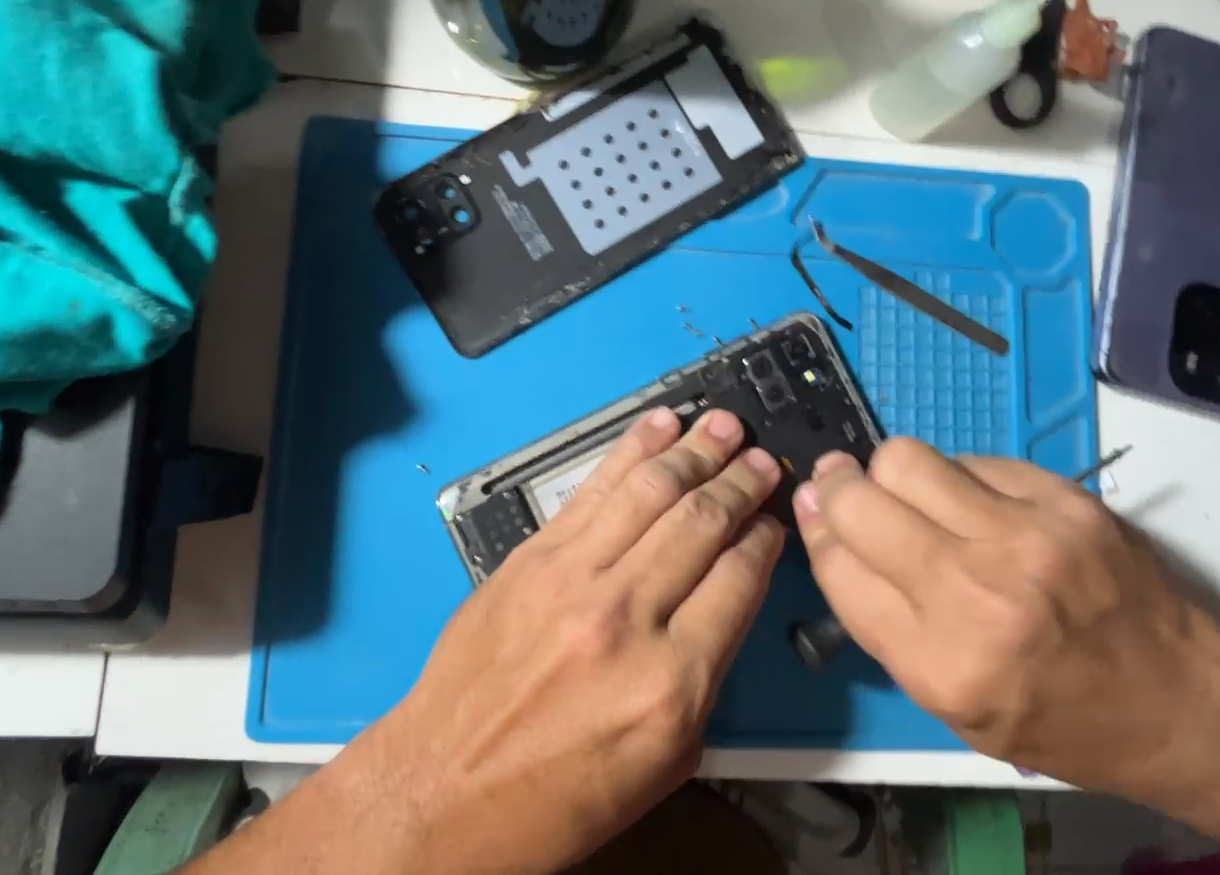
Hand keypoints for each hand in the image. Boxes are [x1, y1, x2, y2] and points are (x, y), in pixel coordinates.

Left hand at [349, 407, 785, 874]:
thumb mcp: (665, 760)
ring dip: (692, 451)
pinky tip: (658, 428)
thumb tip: (725, 596)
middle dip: (740, 483)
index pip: (738, 579)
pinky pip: (592, 491)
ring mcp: (572, 577)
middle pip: (700, 524)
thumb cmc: (560, 795)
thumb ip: (704, 672)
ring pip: (649, 492)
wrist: (446, 788)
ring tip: (721, 423)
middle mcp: (625, 616)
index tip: (773, 519)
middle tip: (762, 459)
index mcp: (671, 681)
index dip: (764, 539)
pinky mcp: (532, 557)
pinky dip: (630, 452)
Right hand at [793, 440, 1219, 805]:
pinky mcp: (1065, 500)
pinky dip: (956, 476)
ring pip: (904, 458)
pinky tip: (976, 504)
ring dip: (891, 472)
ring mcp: (1025, 538)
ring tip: (912, 494)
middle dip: (837, 487)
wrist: (1190, 709)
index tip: (814, 510)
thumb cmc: (1060, 721)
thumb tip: (826, 526)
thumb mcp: (951, 706)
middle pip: (859, 502)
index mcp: (940, 662)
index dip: (815, 530)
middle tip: (846, 486)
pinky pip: (970, 458)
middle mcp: (975, 593)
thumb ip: (880, 618)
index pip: (837, 566)